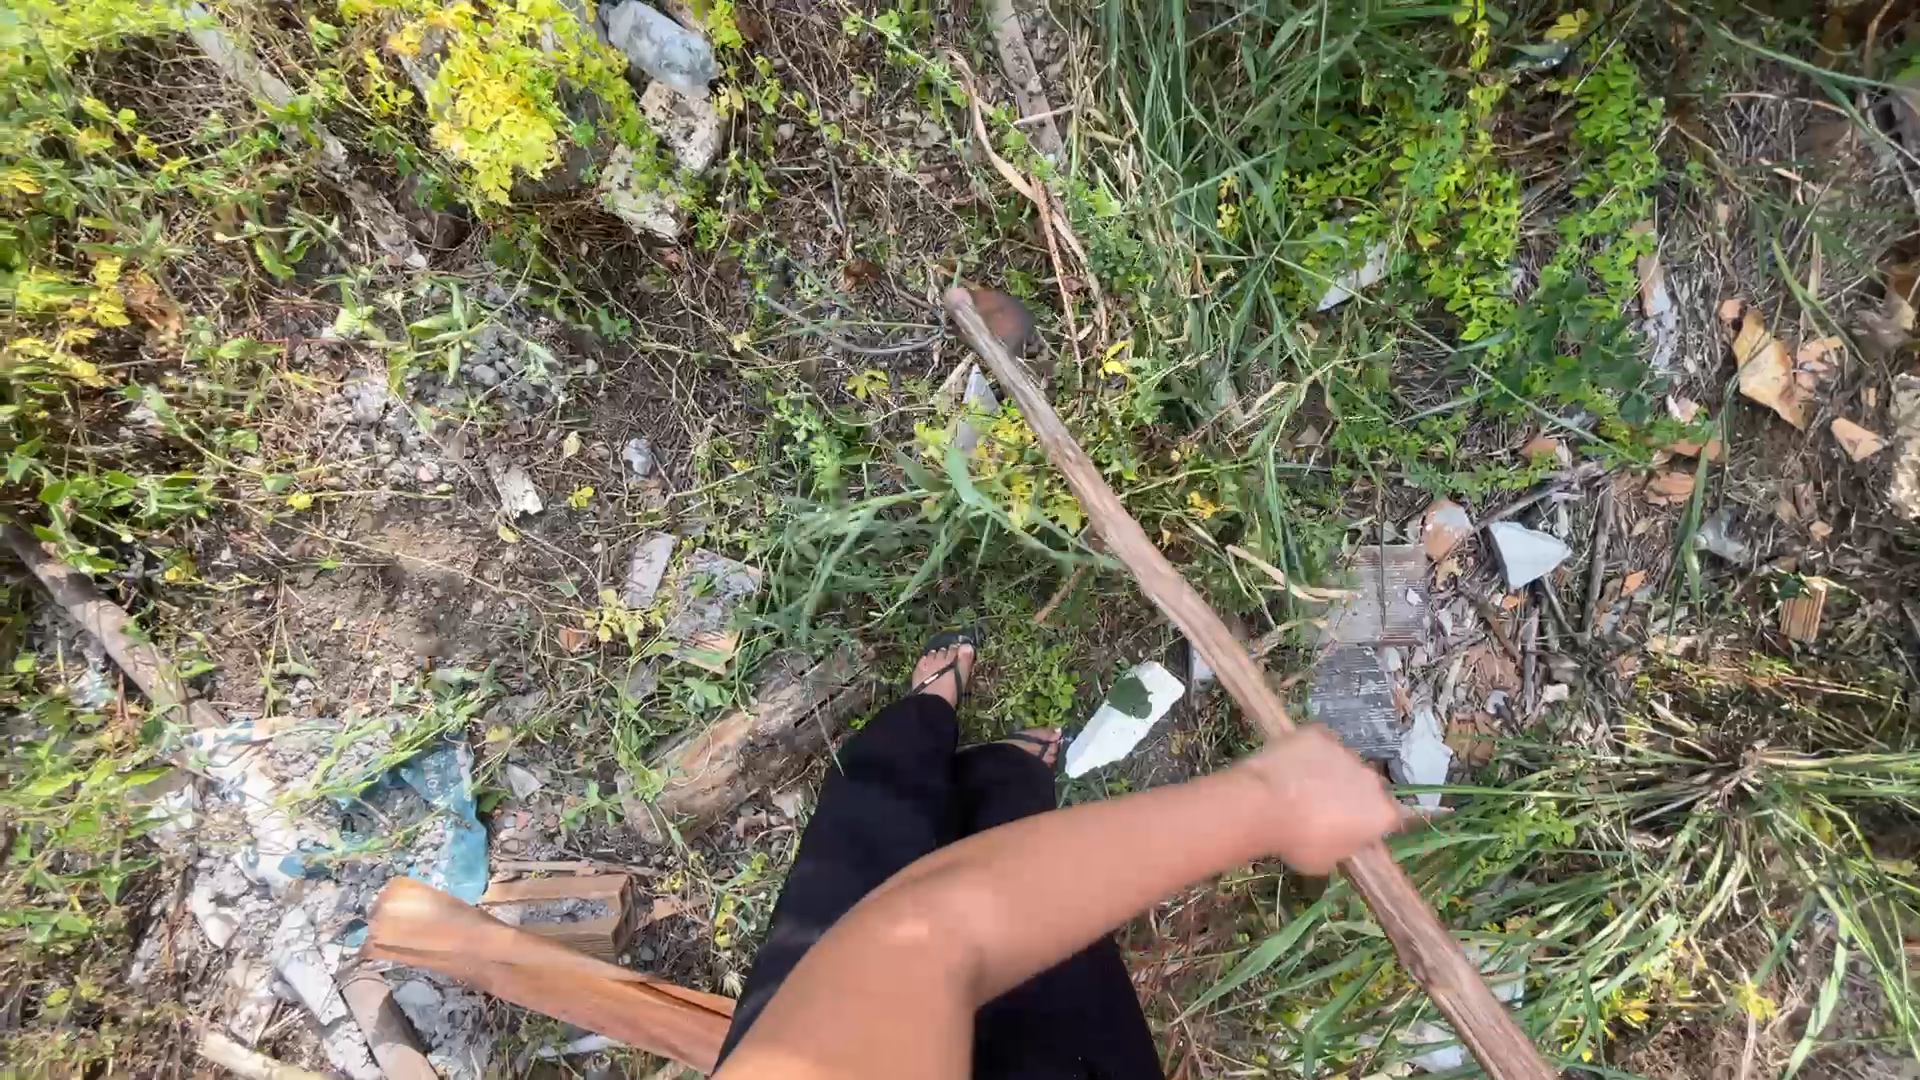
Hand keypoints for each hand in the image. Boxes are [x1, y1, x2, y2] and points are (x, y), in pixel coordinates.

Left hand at [1234, 726, 1403, 873]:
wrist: (1262, 804)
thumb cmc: (1297, 841)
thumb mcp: (1328, 860)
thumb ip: (1346, 844)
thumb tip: (1344, 836)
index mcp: (1382, 813)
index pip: (1387, 816)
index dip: (1367, 820)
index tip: (1350, 825)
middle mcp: (1371, 779)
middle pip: (1366, 785)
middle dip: (1350, 792)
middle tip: (1322, 802)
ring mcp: (1344, 752)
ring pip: (1342, 760)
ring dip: (1329, 769)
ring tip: (1301, 780)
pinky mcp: (1317, 734)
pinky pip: (1317, 741)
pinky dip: (1308, 749)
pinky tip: (1291, 760)